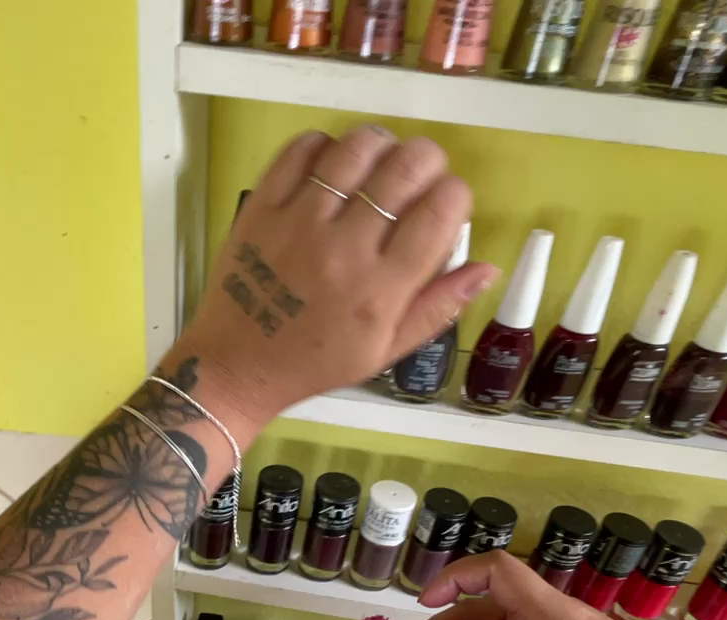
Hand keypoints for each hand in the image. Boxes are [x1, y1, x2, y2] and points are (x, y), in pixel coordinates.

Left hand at [177, 125, 497, 427]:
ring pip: (358, 147)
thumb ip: (437, 309)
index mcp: (382, 290)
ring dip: (380, 145)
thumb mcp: (383, 352)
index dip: (456, 195)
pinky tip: (332, 167)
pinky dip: (325, 146)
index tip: (445, 206)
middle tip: (416, 178)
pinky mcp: (262, 208)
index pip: (443, 210)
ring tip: (377, 166)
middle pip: (408, 165)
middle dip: (427, 161)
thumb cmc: (315, 363)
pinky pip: (302, 149)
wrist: (238, 367)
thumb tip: (487, 267)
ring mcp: (301, 223)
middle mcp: (346, 249)